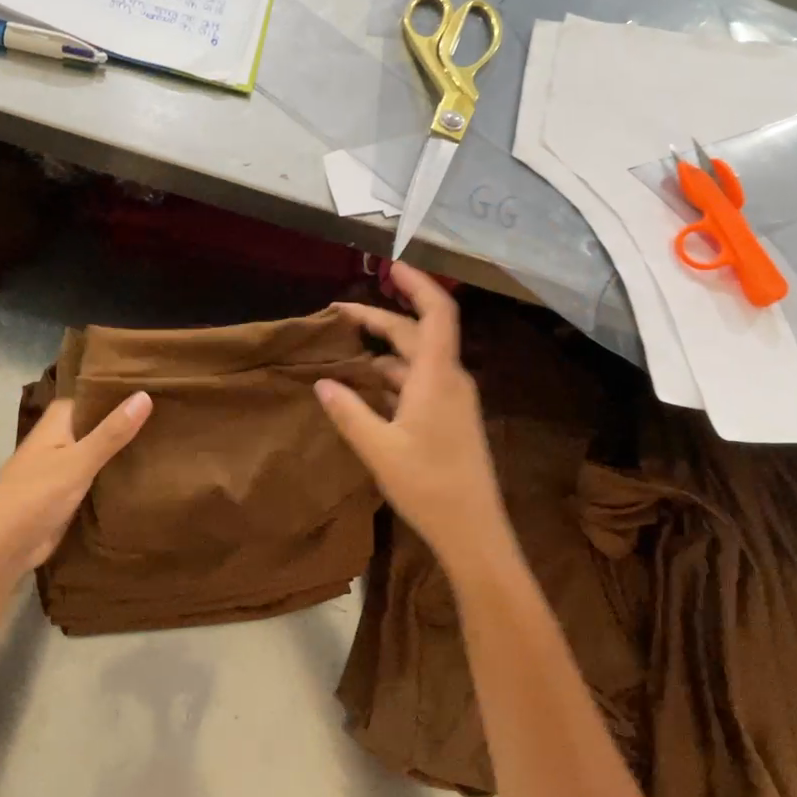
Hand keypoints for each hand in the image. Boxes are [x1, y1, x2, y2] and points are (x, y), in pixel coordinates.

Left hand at [0, 392, 152, 582]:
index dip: (121, 389)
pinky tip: (148, 467)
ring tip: (170, 433)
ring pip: (101, 449)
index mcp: (57, 421)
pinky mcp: (70, 492)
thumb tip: (145, 394)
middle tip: (173, 408)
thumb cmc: (35, 497)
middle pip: (99, 422)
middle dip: (128, 419)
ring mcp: (65, 465)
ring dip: (125, 447)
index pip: (93, 394)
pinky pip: (99, 474)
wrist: (3, 550)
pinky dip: (117, 471)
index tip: (157, 382)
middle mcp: (60, 437)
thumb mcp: (78, 462)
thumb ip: (111, 432)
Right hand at [314, 265, 511, 569]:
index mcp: (437, 377)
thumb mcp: (378, 449)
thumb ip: (348, 411)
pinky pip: (420, 383)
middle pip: (417, 334)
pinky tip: (366, 388)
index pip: (435, 313)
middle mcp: (450, 380)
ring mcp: (453, 400)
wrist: (473, 530)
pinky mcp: (451, 419)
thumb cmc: (428, 486)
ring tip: (344, 351)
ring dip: (384, 351)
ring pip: (417, 361)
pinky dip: (393, 377)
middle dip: (380, 319)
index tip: (391, 265)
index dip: (417, 284)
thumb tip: (323, 382)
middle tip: (339, 314)